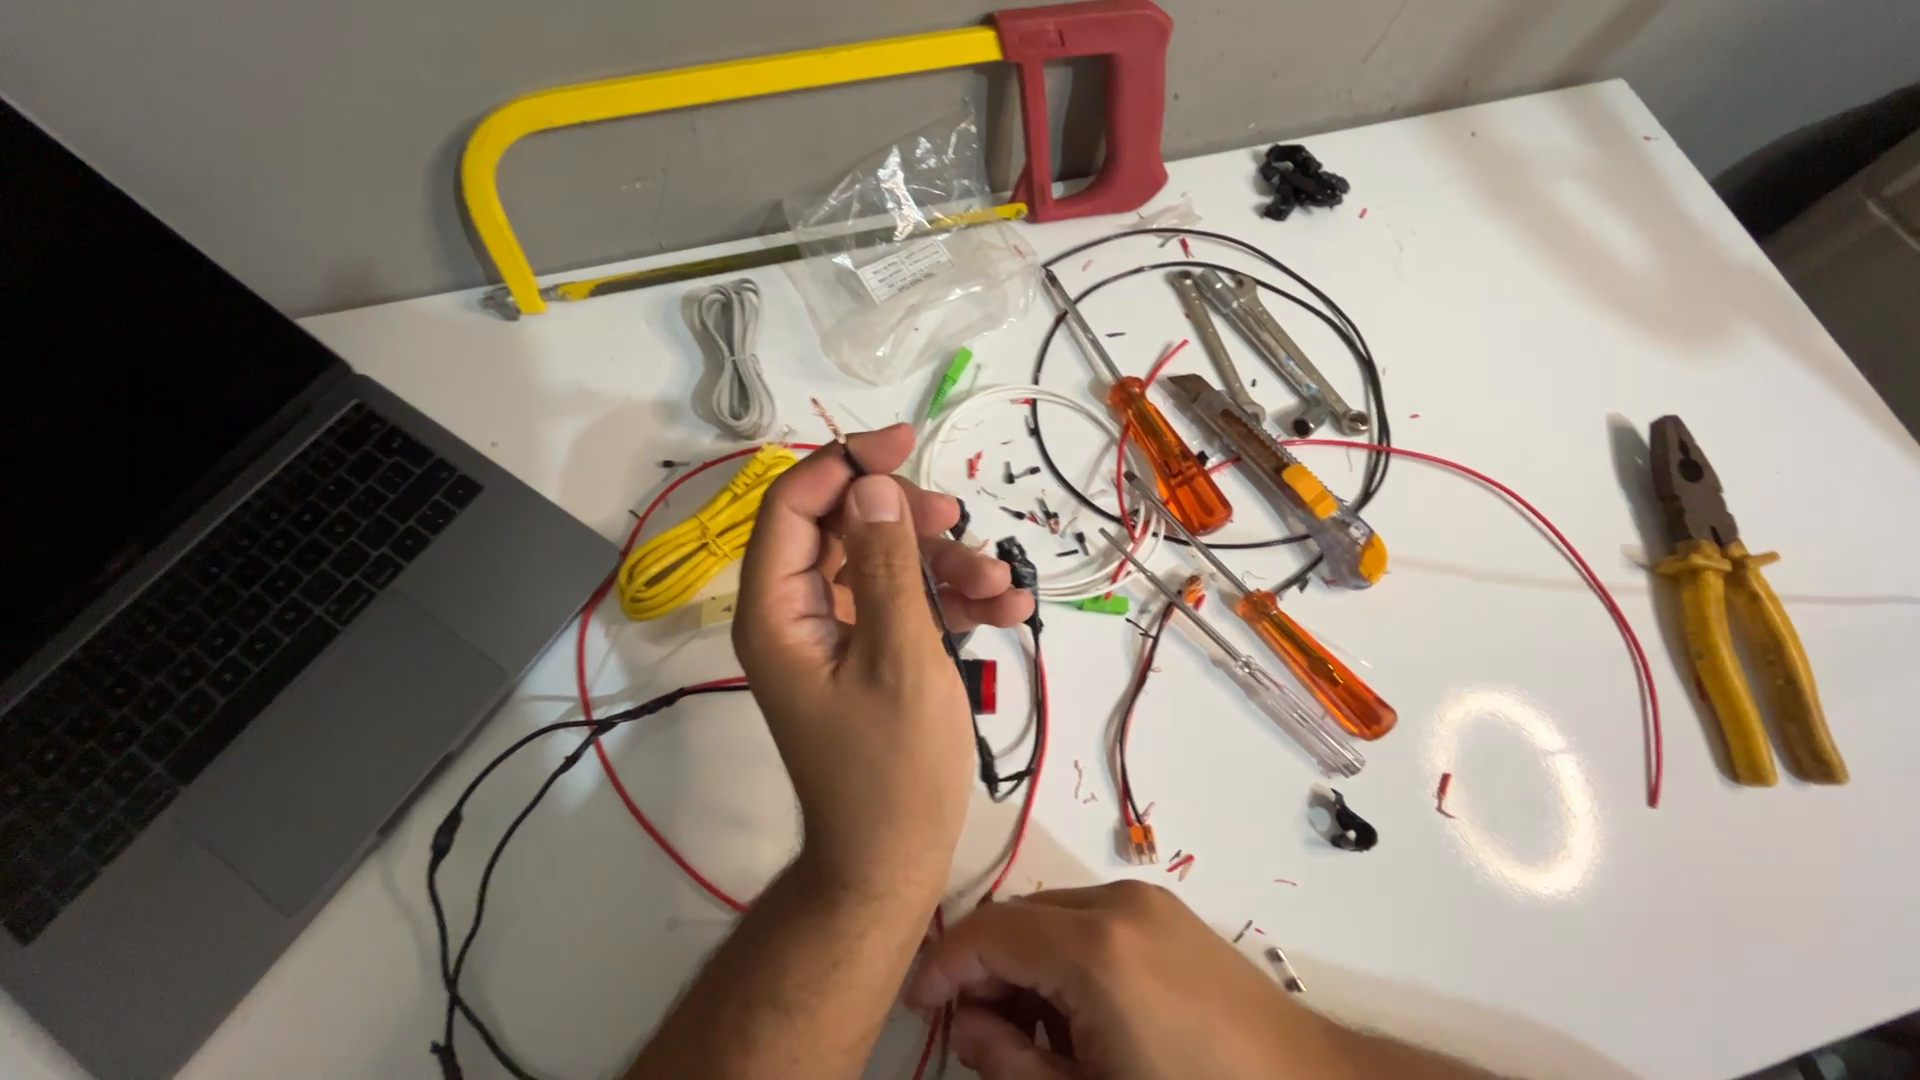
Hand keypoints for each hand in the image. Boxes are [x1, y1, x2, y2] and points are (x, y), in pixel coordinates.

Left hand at [733, 425, 1035, 900]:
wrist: (893, 860)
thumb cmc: (892, 769)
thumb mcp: (898, 658)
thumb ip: (885, 566)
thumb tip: (872, 486)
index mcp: (777, 610)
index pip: (793, 506)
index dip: (844, 464)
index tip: (904, 443)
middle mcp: (797, 613)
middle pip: (844, 529)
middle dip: (909, 521)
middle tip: (960, 523)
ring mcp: (835, 634)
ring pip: (885, 564)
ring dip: (946, 566)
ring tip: (1004, 591)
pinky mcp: (870, 654)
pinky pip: (904, 604)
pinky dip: (950, 601)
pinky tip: (1007, 613)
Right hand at [905, 882, 1342, 1078]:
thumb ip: (1010, 1061)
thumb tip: (967, 1023)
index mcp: (1095, 948)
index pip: (990, 932)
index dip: (944, 964)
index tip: (920, 1003)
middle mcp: (1117, 903)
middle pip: (1019, 915)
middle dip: (985, 965)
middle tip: (974, 1027)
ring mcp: (1148, 901)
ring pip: (1052, 913)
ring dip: (1024, 959)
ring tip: (1029, 1028)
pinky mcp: (1169, 912)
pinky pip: (1090, 919)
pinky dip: (1063, 953)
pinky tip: (1075, 1008)